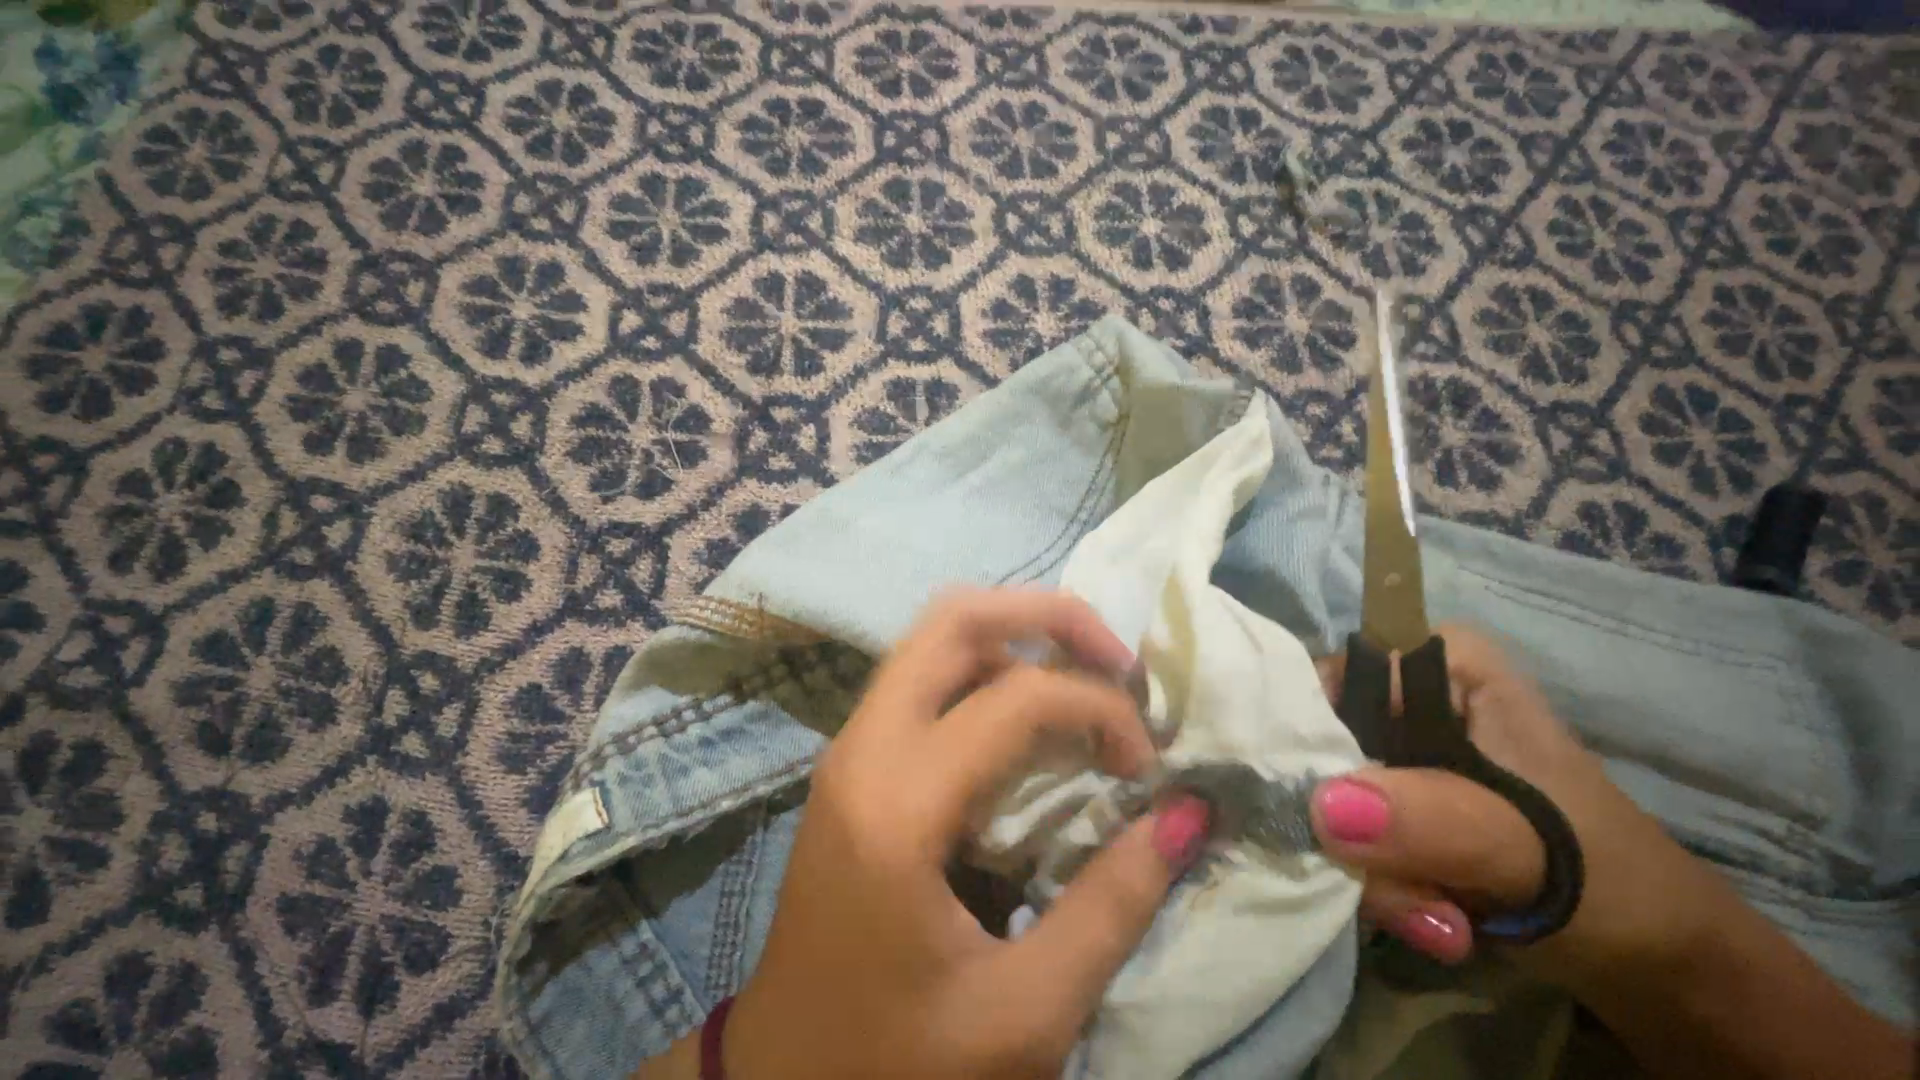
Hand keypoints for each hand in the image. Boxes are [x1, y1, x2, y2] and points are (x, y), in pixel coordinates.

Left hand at [722, 589, 1213, 1079]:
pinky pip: (920, 683)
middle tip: (1118, 664)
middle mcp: (861, 750)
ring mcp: (848, 752)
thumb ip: (1112, 907)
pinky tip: (1031, 723)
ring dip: (1015, 640)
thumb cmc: (897, 1060)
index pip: (1015, 698)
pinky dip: (985, 675)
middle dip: (1048, 618)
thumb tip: (1186, 814)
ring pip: (932, 642)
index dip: (1100, 709)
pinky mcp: (851, 769)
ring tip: (1085, 683)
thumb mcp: (1024, 1011)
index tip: (1148, 767)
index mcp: (896, 804)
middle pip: (953, 620)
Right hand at [1309, 624, 1723, 987]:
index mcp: (1452, 673)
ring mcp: (1406, 767)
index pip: (1347, 664)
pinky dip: (1379, 888)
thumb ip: (1431, 821)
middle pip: (1330, 738)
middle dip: (1347, 820)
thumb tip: (1319, 805)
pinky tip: (1432, 925)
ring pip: (1333, 798)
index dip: (1320, 722)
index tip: (1316, 792)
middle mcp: (1416, 708)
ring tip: (1435, 921)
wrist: (1665, 971)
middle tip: (1385, 881)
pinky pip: (1350, 839)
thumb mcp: (1528, 851)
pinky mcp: (1402, 819)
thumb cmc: (1617, 887)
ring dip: (1370, 870)